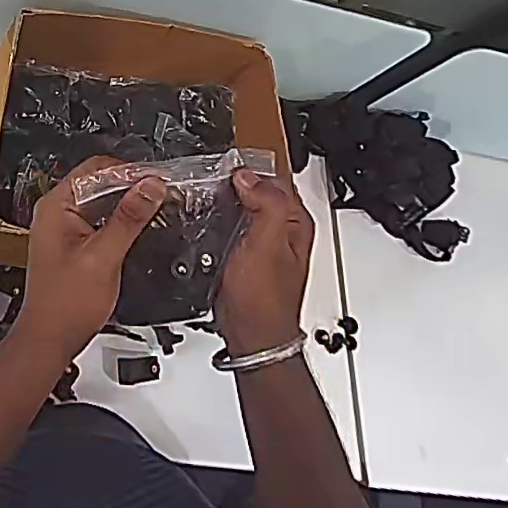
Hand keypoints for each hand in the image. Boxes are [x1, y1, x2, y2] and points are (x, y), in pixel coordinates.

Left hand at [13, 157, 165, 363]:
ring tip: (156, 206)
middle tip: (161, 192)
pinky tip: (141, 225)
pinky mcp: (76, 241)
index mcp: (57, 207)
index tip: (155, 180)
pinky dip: (123, 218)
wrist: (50, 340)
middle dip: (133, 186)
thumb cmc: (64, 305)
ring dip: (130, 203)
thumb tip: (149, 187)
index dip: (129, 172)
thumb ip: (128, 219)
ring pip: (104, 200)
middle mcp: (58, 212)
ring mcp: (66, 226)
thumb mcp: (102, 257)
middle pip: (101, 182)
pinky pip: (103, 217)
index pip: (97, 169)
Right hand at [217, 168, 314, 354]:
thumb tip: (249, 177)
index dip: (253, 170)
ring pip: (246, 207)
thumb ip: (265, 205)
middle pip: (261, 191)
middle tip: (216, 180)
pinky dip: (223, 219)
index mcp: (296, 222)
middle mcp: (284, 230)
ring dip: (230, 201)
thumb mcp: (267, 244)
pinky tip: (211, 220)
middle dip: (239, 184)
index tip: (230, 169)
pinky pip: (235, 225)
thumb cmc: (265, 300)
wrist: (252, 337)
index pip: (277, 179)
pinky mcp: (247, 254)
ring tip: (210, 195)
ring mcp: (265, 242)